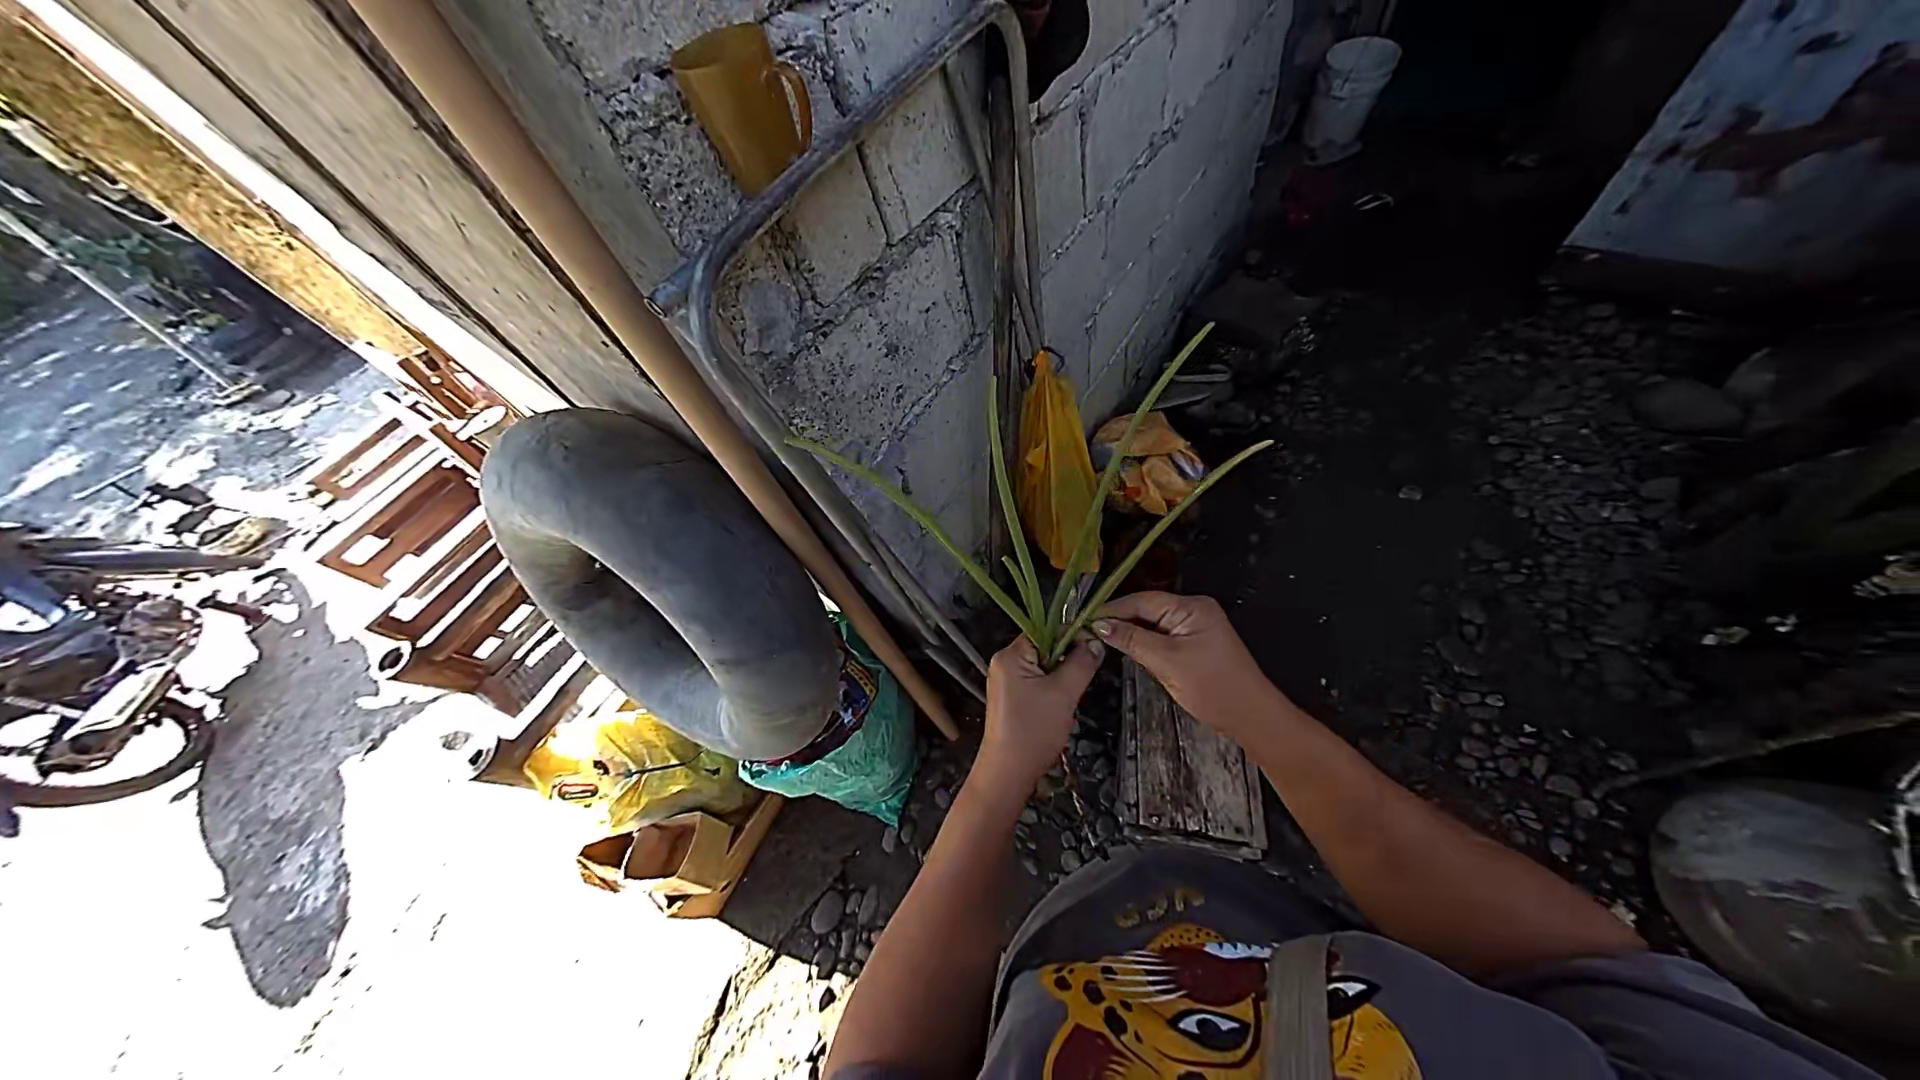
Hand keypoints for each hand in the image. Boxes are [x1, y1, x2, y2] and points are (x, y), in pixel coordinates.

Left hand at [978, 634, 1103, 792]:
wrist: (1008, 773)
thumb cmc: (1033, 730)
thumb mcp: (1064, 693)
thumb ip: (1082, 663)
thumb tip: (1096, 642)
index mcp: (1010, 655)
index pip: (1044, 629)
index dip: (1071, 634)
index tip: (1094, 646)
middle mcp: (1004, 663)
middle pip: (1044, 647)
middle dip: (1067, 659)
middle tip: (1082, 678)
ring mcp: (1006, 681)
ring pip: (1043, 666)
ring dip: (1062, 677)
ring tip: (1070, 696)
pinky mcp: (1011, 698)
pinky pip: (1037, 682)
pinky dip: (1052, 689)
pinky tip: (1060, 706)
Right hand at [1093, 592, 1284, 735]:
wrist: (1249, 715)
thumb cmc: (1213, 687)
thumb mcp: (1167, 661)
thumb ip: (1131, 639)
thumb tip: (1099, 625)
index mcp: (1191, 607)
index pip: (1142, 600)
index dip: (1112, 609)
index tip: (1085, 619)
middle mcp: (1192, 610)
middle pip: (1145, 610)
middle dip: (1118, 620)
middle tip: (1087, 630)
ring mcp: (1193, 627)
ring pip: (1150, 624)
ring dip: (1128, 632)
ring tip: (1098, 638)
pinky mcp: (1191, 643)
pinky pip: (1159, 636)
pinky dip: (1142, 642)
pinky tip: (1124, 648)